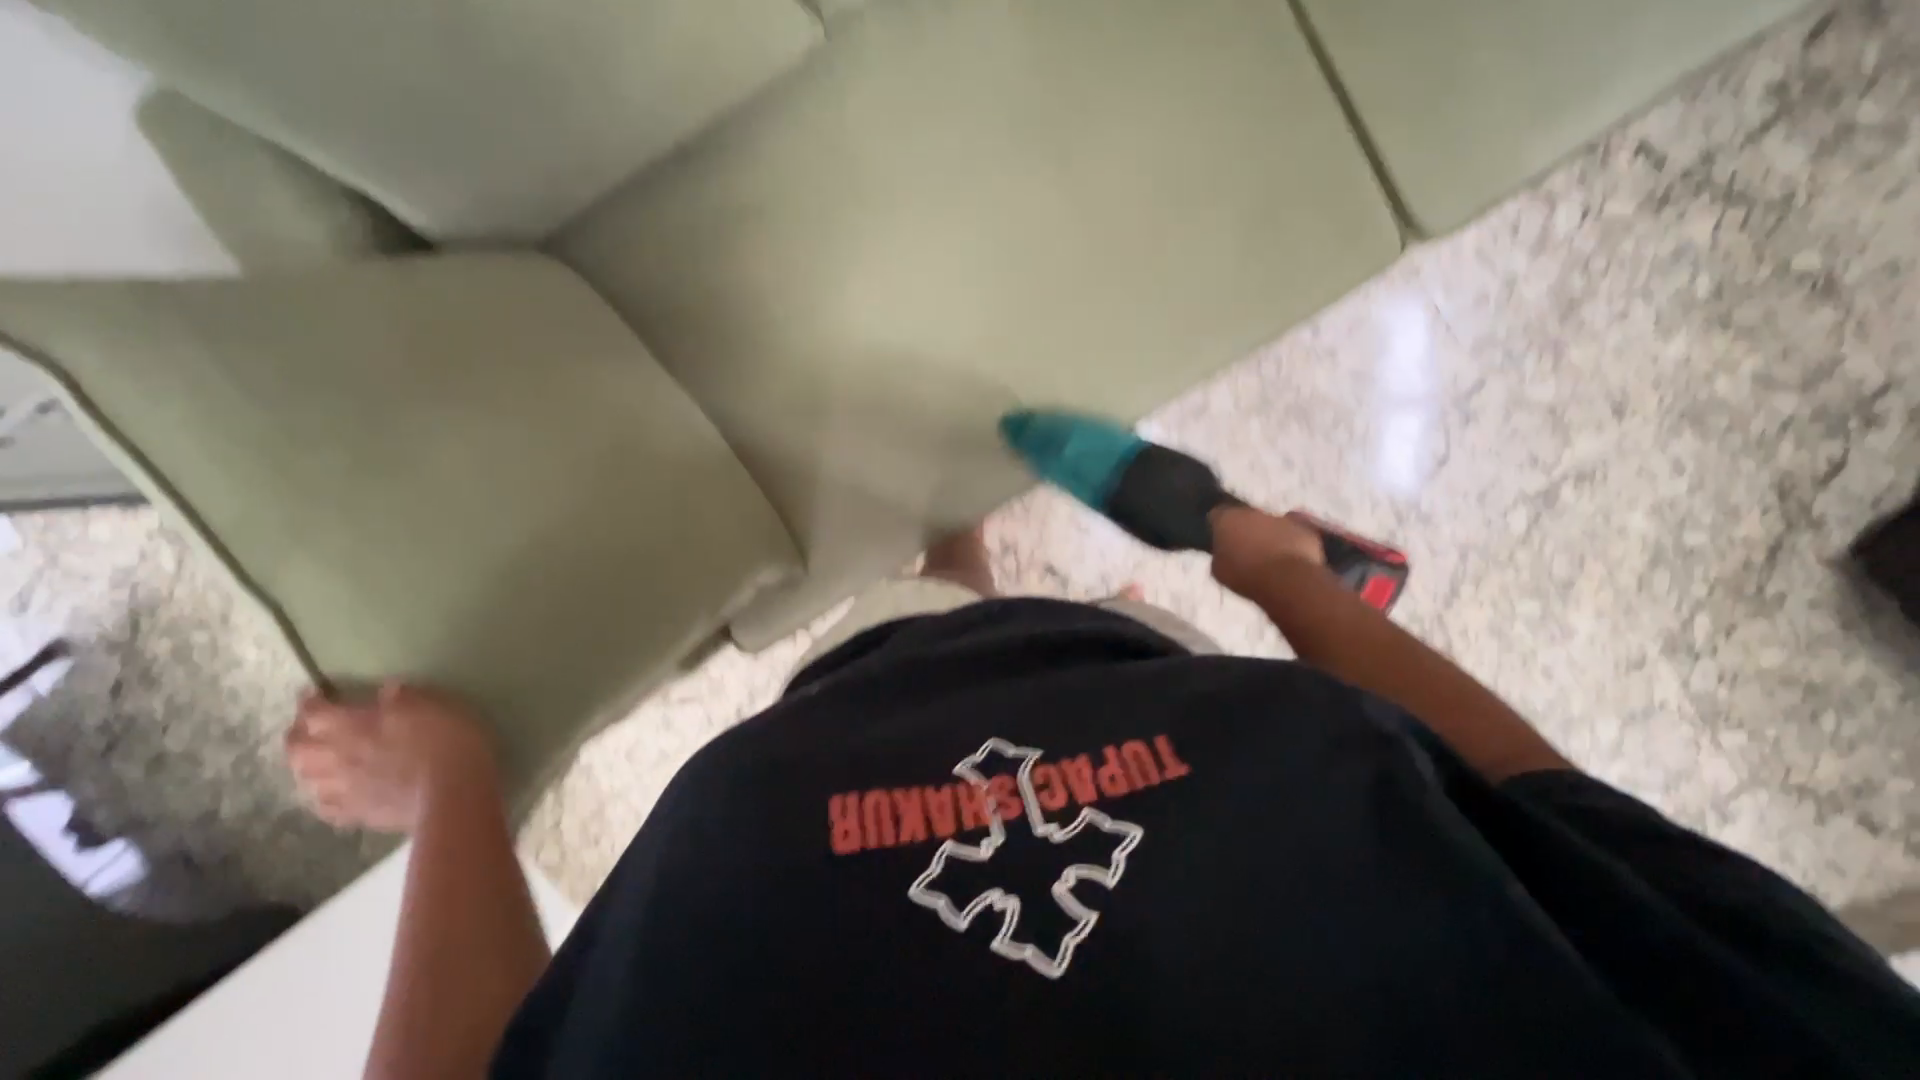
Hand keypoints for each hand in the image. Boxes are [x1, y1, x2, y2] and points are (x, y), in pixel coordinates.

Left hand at [287, 682, 498, 833]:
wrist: (455, 795)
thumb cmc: (444, 742)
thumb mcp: (431, 705)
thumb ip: (402, 696)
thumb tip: (385, 692)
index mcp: (349, 726)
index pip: (314, 711)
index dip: (311, 700)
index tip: (317, 692)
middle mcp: (334, 758)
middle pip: (296, 747)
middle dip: (300, 734)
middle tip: (314, 726)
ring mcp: (341, 791)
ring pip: (305, 778)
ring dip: (308, 765)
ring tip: (322, 759)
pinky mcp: (355, 815)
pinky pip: (326, 806)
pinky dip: (325, 796)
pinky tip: (337, 792)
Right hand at [1208, 505, 1326, 598]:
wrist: (1287, 580)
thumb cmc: (1245, 576)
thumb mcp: (1219, 570)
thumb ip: (1220, 554)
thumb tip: (1225, 551)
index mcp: (1227, 519)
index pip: (1217, 515)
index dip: (1218, 527)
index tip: (1220, 540)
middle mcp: (1253, 512)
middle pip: (1245, 517)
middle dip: (1245, 530)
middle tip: (1244, 551)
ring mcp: (1280, 518)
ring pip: (1270, 524)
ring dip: (1268, 536)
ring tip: (1269, 559)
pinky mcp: (1303, 528)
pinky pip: (1292, 534)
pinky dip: (1289, 544)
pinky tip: (1288, 561)